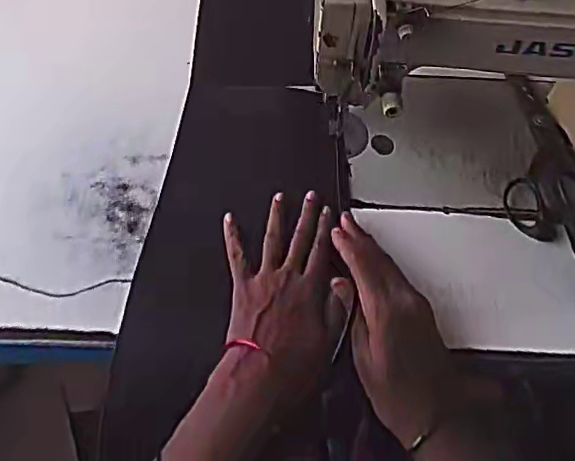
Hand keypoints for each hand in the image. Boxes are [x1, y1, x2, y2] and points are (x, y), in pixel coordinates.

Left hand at [223, 191, 340, 410]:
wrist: (257, 378)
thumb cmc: (291, 368)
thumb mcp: (328, 342)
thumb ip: (337, 308)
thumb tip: (344, 283)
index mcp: (310, 290)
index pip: (321, 251)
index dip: (325, 230)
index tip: (328, 213)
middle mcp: (287, 278)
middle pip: (300, 238)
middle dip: (307, 215)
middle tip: (310, 196)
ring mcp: (264, 278)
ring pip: (272, 239)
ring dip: (276, 216)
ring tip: (279, 198)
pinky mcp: (243, 286)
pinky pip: (237, 256)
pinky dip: (232, 236)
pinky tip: (230, 220)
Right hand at [329, 211, 467, 445]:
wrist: (437, 414)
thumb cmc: (397, 397)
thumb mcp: (363, 360)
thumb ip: (352, 316)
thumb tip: (341, 285)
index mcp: (386, 310)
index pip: (363, 265)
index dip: (347, 245)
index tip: (335, 231)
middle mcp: (404, 300)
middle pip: (379, 258)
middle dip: (360, 237)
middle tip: (344, 220)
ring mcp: (415, 302)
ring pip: (389, 264)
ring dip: (371, 246)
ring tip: (355, 232)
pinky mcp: (422, 308)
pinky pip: (397, 274)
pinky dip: (382, 261)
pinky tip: (373, 259)